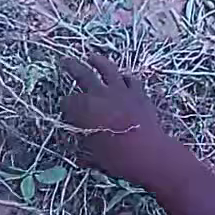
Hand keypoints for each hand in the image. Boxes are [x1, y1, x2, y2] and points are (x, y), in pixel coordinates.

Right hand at [61, 53, 188, 185]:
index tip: (65, 109)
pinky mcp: (139, 94)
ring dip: (98, 61)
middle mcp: (100, 95)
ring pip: (108, 69)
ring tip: (91, 56)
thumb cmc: (118, 158)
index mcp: (85, 109)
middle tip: (64, 60)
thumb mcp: (94, 157)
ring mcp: (121, 91)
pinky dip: (125, 78)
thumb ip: (85, 152)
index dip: (65, 105)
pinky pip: (130, 80)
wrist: (149, 154)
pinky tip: (122, 77)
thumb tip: (79, 156)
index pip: (69, 101)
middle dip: (71, 67)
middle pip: (82, 75)